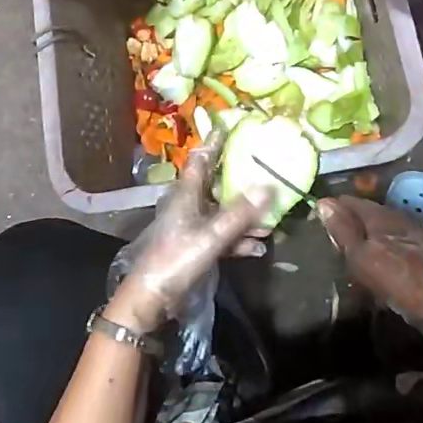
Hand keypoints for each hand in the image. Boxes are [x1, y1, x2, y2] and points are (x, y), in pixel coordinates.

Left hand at [105, 135, 267, 332]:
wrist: (151, 297)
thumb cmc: (176, 259)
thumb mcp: (211, 236)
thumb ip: (240, 213)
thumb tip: (269, 186)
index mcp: (186, 194)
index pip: (202, 158)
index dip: (215, 141)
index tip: (231, 124)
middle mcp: (189, 204)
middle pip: (217, 184)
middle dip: (241, 180)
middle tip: (266, 170)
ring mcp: (192, 226)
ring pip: (223, 213)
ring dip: (245, 216)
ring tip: (271, 221)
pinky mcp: (195, 246)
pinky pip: (222, 236)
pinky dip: (238, 239)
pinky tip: (258, 247)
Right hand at [316, 197, 422, 331]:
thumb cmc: (401, 278)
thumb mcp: (362, 257)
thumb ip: (343, 230)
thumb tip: (323, 202)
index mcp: (377, 214)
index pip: (348, 201)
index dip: (332, 209)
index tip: (319, 221)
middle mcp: (397, 215)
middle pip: (367, 213)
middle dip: (351, 222)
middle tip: (336, 239)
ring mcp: (416, 231)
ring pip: (385, 226)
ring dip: (371, 235)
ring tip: (359, 252)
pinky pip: (399, 240)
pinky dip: (387, 247)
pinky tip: (387, 261)